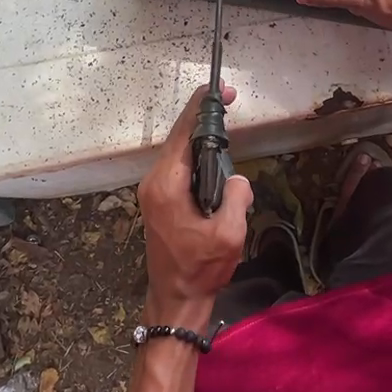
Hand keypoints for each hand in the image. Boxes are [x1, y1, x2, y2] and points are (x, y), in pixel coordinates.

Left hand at [137, 84, 251, 325]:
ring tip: (224, 128)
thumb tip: (238, 179)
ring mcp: (153, 191)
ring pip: (178, 152)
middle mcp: (154, 182)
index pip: (183, 133)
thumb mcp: (228, 234)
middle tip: (228, 101)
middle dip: (203, 118)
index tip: (221, 89)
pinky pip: (177, 168)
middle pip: (178, 138)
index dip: (202, 108)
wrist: (175, 301)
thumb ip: (237, 197)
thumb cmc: (200, 269)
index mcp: (167, 184)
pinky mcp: (158, 201)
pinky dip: (195, 157)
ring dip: (200, 139)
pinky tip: (214, 160)